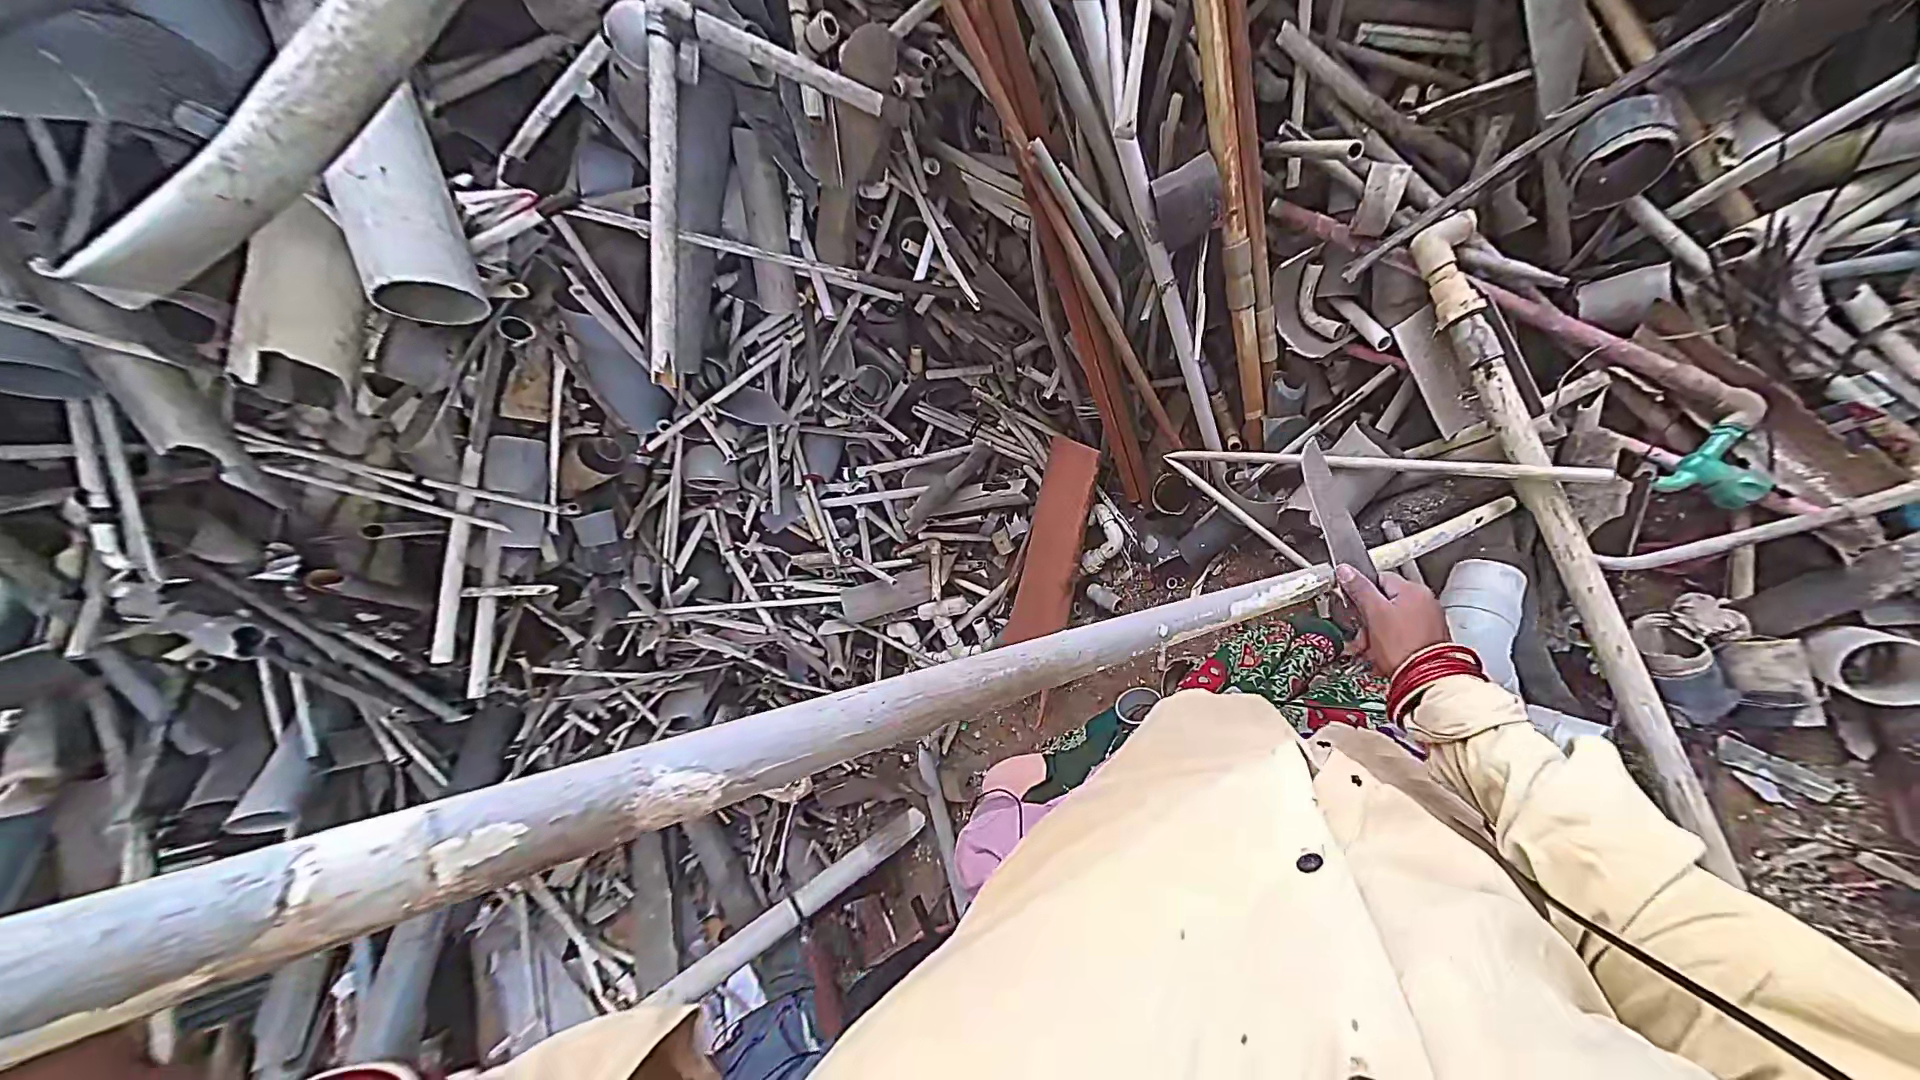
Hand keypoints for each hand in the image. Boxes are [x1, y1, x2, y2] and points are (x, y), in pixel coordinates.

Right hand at [1336, 566, 1450, 674]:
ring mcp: (1427, 621)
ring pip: (1388, 619)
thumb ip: (1359, 588)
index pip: (1377, 578)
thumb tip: (1346, 570)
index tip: (1352, 606)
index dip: (1360, 593)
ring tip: (1369, 647)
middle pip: (1382, 601)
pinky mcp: (1426, 638)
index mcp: (1413, 590)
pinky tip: (1380, 654)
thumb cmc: (1403, 645)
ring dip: (1373, 632)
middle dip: (1366, 618)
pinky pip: (1398, 634)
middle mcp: (1424, 602)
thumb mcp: (1374, 612)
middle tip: (1361, 632)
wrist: (1425, 678)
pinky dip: (1386, 642)